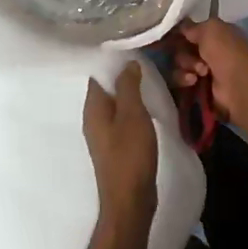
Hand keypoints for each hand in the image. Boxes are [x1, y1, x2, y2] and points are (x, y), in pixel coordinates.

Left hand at [83, 63, 158, 225]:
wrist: (130, 202)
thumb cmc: (130, 155)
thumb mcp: (132, 115)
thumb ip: (128, 86)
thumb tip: (127, 63)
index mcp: (93, 107)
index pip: (98, 73)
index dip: (113, 59)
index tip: (133, 47)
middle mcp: (94, 118)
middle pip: (108, 87)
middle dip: (126, 74)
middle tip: (150, 61)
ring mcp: (105, 133)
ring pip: (118, 103)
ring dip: (133, 92)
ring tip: (154, 79)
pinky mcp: (117, 145)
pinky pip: (125, 117)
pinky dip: (136, 108)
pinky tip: (151, 106)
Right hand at [163, 17, 247, 125]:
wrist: (236, 86)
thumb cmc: (226, 52)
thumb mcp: (210, 29)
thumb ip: (193, 26)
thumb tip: (181, 26)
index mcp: (217, 33)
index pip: (193, 29)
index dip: (182, 32)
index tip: (172, 34)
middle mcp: (211, 49)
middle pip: (183, 46)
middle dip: (186, 51)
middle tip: (197, 56)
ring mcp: (204, 68)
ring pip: (180, 63)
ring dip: (187, 65)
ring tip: (201, 72)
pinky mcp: (198, 85)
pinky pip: (181, 79)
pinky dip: (185, 78)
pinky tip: (194, 81)